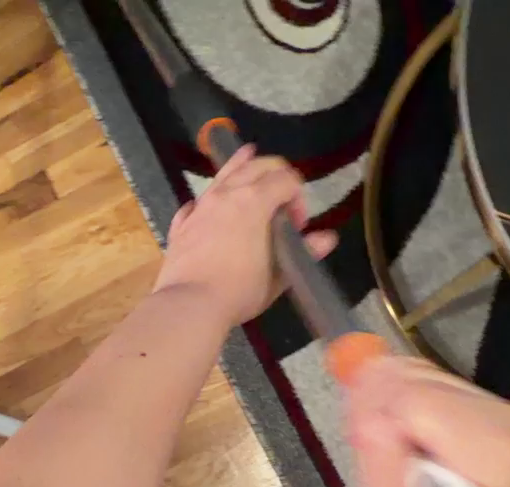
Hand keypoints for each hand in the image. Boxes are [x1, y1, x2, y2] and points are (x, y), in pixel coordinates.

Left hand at [152, 145, 337, 325]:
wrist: (189, 306)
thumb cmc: (239, 292)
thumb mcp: (277, 277)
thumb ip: (303, 253)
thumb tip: (328, 239)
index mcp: (254, 201)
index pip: (285, 179)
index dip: (298, 197)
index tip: (297, 225)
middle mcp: (226, 195)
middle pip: (256, 165)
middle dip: (275, 173)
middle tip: (281, 197)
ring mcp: (200, 208)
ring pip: (223, 175)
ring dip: (241, 166)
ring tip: (248, 158)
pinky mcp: (181, 226)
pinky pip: (197, 203)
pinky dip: (209, 201)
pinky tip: (210, 208)